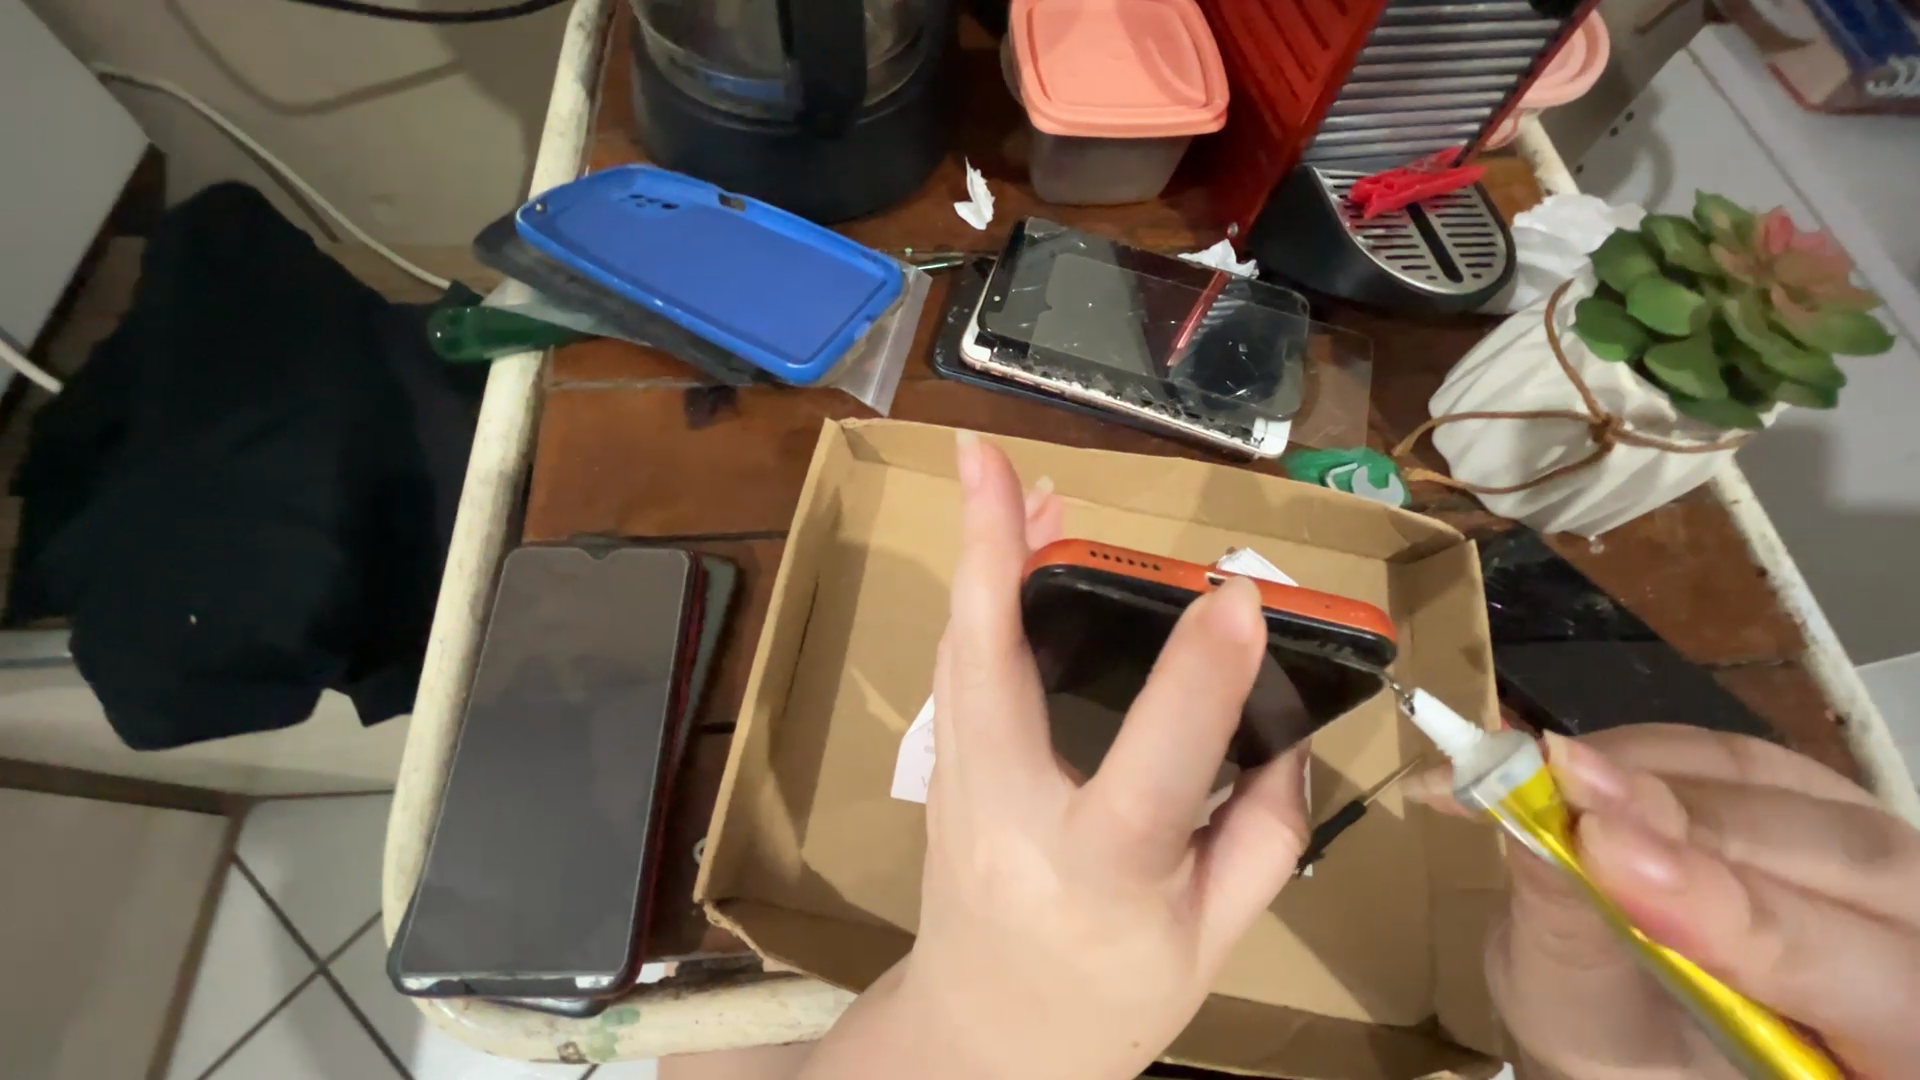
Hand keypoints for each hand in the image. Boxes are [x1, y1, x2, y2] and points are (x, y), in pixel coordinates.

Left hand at [802, 431, 1309, 1079]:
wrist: (980, 1035)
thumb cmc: (1104, 999)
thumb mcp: (1211, 943)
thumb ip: (1262, 833)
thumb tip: (1285, 728)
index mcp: (1096, 869)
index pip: (1152, 764)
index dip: (1201, 676)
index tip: (1238, 594)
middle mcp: (1007, 810)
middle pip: (988, 670)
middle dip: (992, 551)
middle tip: (990, 460)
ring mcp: (958, 782)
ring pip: (963, 651)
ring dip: (986, 558)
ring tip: (1016, 483)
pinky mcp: (945, 764)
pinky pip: (964, 665)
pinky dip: (986, 597)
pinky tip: (1013, 550)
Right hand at [1414, 725, 1919, 1078]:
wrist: (1607, 999)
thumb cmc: (1608, 1039)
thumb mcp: (1582, 1012)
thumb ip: (1576, 930)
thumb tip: (1544, 822)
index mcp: (1902, 1050)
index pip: (1879, 990)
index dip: (1744, 917)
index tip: (1605, 853)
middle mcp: (1919, 946)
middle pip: (1860, 870)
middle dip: (1701, 825)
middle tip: (1571, 789)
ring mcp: (1868, 863)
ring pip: (1793, 798)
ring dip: (1661, 777)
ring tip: (1554, 768)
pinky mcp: (1791, 796)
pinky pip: (1733, 757)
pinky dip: (1639, 751)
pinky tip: (1565, 762)